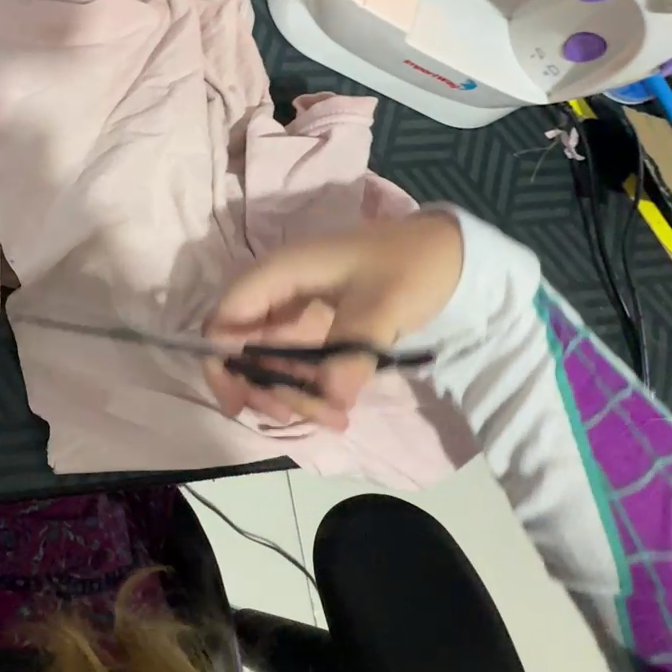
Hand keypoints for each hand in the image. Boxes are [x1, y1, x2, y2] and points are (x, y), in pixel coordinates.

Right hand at [204, 212, 464, 430]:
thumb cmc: (411, 265)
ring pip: (266, 361)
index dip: (220, 362)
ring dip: (288, 394)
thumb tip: (330, 398)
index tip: (241, 404)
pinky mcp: (312, 328)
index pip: (224, 320)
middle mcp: (274, 293)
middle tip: (291, 415)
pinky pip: (293, 363)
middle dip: (258, 388)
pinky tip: (337, 410)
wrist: (452, 252)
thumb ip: (353, 349)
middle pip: (239, 347)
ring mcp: (292, 312)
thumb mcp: (385, 303)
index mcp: (277, 275)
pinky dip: (307, 389)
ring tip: (333, 420)